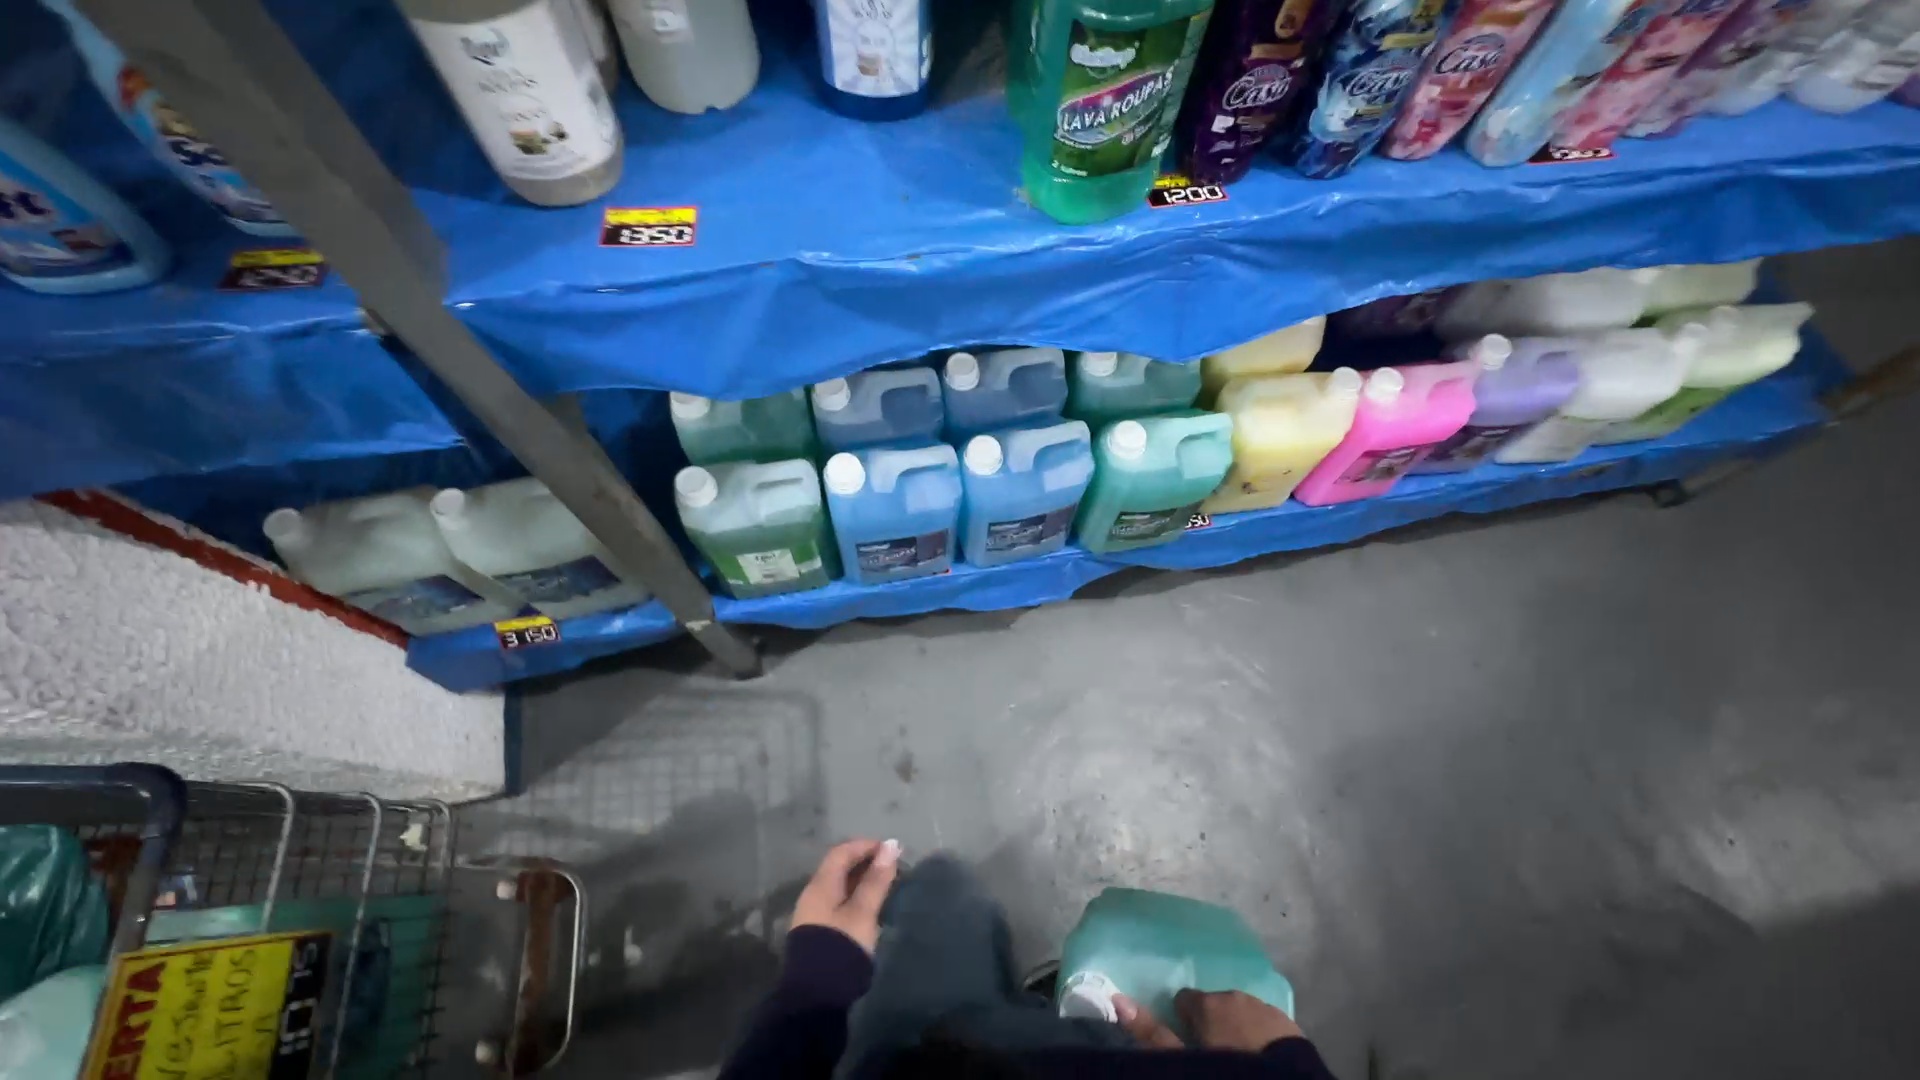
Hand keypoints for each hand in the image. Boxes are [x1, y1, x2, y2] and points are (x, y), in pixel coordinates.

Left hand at [790, 838, 900, 953]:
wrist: (816, 996)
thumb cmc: (841, 946)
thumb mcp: (863, 911)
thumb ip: (876, 879)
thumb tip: (891, 846)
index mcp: (820, 885)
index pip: (842, 852)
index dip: (866, 846)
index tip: (891, 850)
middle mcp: (813, 895)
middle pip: (839, 868)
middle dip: (866, 863)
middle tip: (892, 868)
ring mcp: (813, 914)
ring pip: (839, 886)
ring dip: (861, 881)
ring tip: (885, 887)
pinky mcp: (817, 932)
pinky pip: (837, 903)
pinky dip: (855, 897)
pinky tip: (870, 908)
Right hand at [1115, 989, 1302, 1052]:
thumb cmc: (1227, 1070)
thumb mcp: (1182, 1059)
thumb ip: (1151, 1033)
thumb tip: (1117, 998)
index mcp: (1208, 1002)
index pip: (1184, 999)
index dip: (1183, 1020)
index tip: (1186, 1040)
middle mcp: (1235, 995)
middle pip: (1215, 1004)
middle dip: (1212, 1023)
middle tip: (1212, 1053)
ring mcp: (1265, 1008)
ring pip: (1242, 1013)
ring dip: (1237, 1029)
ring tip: (1238, 1059)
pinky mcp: (1290, 1025)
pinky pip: (1267, 1025)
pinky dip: (1261, 1037)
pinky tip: (1262, 1060)